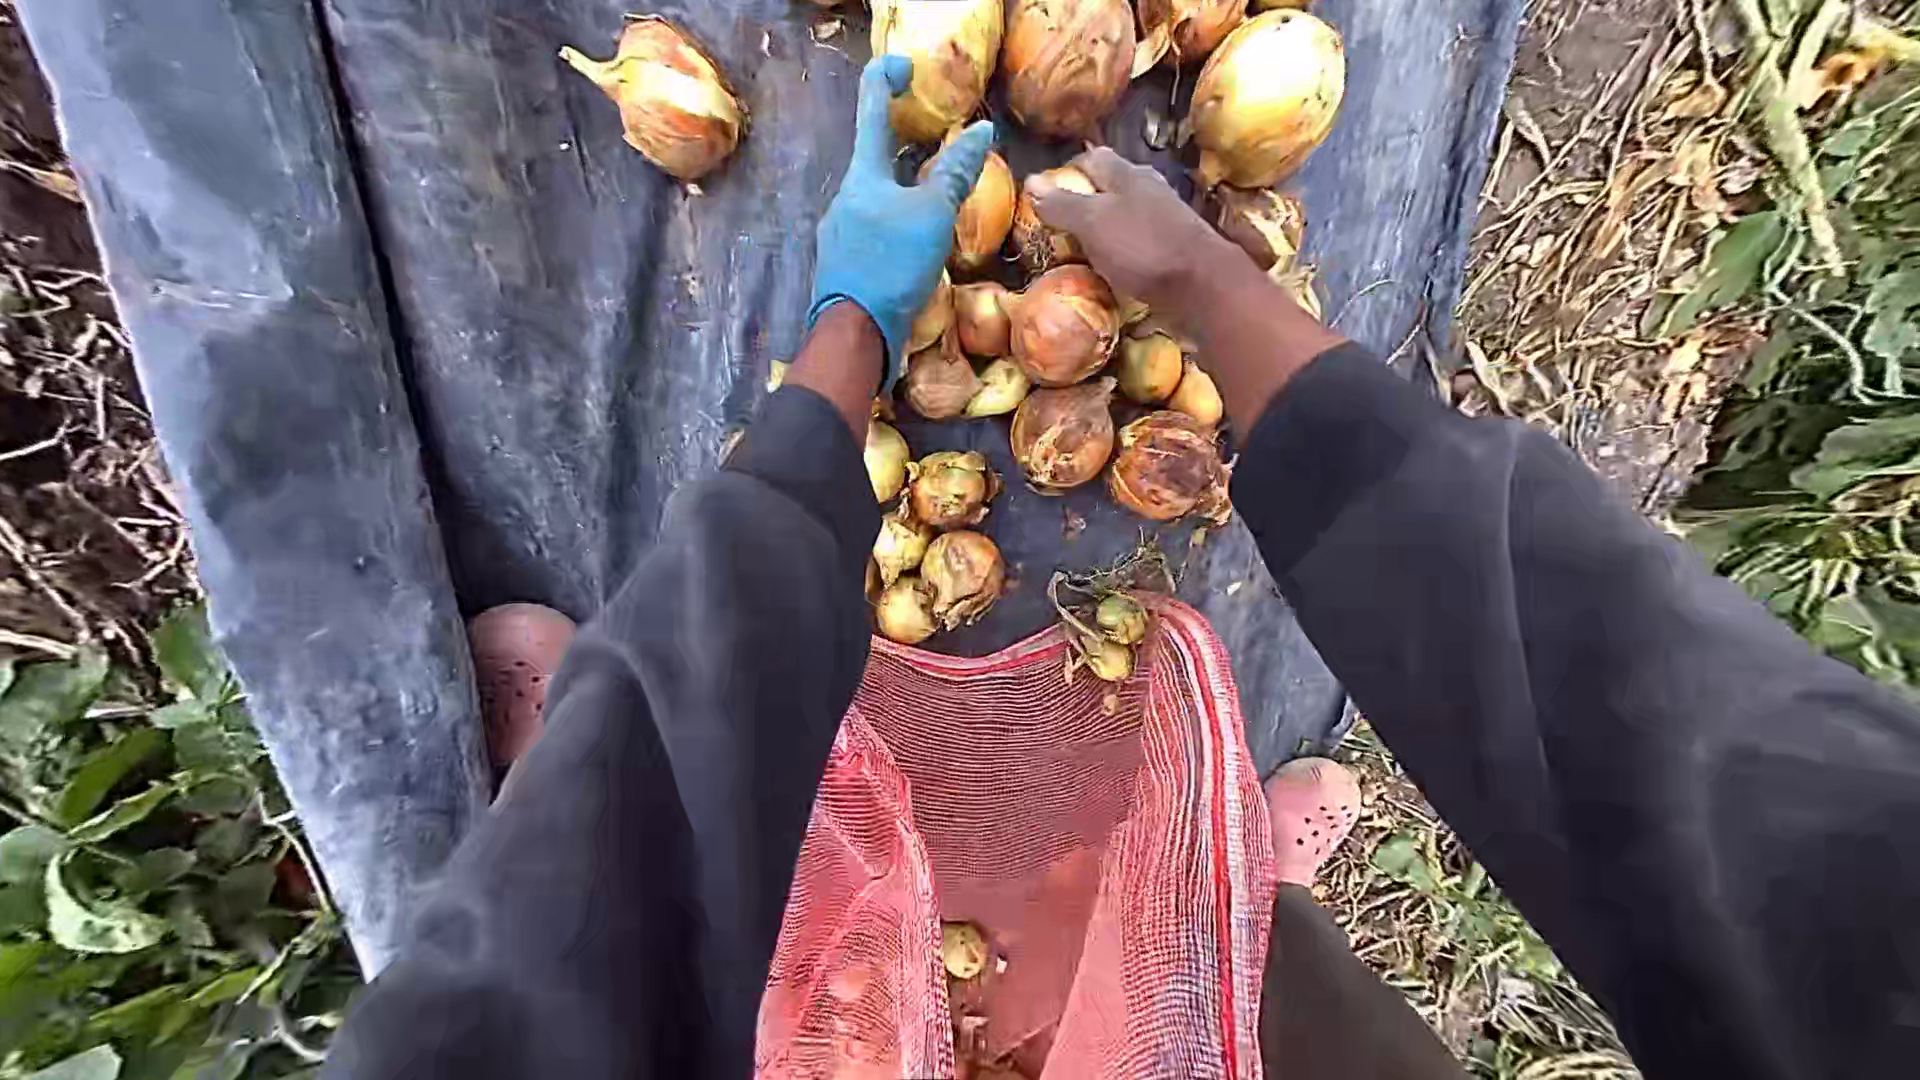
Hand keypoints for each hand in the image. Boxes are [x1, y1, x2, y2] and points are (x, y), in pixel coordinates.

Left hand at [810, 56, 993, 389]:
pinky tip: (916, 251)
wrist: (857, 333)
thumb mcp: (932, 216)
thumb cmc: (892, 266)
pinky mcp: (847, 270)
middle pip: (876, 161)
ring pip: (876, 204)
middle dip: (905, 148)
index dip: (888, 76)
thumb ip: (954, 174)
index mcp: (862, 175)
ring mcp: (841, 237)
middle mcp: (844, 200)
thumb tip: (982, 130)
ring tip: (936, 206)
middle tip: (939, 147)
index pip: (871, 106)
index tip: (909, 68)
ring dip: (904, 197)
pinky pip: (875, 237)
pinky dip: (897, 232)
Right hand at [1034, 146, 1343, 435]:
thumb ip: (1064, 205)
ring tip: (1077, 249)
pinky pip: (1135, 244)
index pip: (1092, 159)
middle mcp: (1148, 191)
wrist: (1200, 287)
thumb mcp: (1095, 224)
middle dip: (1084, 200)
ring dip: (1102, 228)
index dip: (1066, 171)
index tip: (1043, 194)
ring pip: (1124, 215)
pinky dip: (1118, 252)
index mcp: (1128, 176)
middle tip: (1055, 226)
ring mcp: (1162, 221)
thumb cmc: (1143, 248)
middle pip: (1110, 186)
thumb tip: (1031, 182)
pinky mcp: (1170, 250)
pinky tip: (1108, 269)